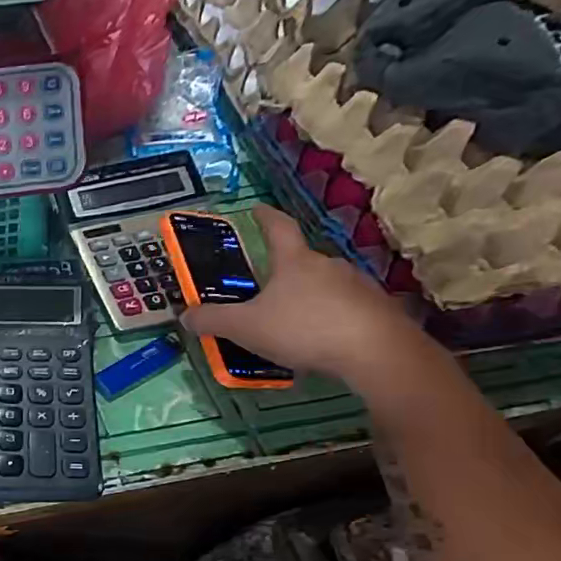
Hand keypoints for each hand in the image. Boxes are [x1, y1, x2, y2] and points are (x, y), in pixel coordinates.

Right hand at [178, 206, 429, 387]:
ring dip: (306, 297)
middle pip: (301, 260)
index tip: (256, 209)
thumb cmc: (303, 328)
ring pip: (323, 285)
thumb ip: (213, 320)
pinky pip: (343, 308)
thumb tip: (185, 315)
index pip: (278, 228)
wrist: (374, 351)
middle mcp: (327, 264)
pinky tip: (319, 339)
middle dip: (282, 271)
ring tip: (290, 321)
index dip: (265, 217)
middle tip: (264, 287)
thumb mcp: (246, 327)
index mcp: (294, 261)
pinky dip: (328, 317)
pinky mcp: (375, 309)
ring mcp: (356, 285)